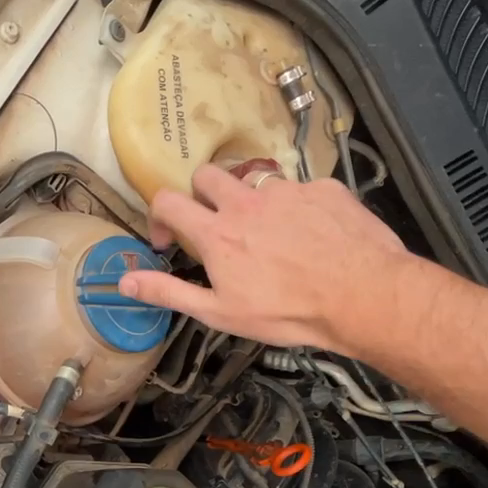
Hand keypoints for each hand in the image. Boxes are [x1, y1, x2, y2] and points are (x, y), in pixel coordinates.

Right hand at [118, 164, 418, 353]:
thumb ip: (168, 292)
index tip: (170, 241)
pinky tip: (308, 235)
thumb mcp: (218, 312)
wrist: (362, 296)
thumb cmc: (285, 312)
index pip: (168, 201)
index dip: (159, 216)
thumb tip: (124, 280)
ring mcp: (288, 190)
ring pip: (254, 180)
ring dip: (249, 200)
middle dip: (201, 195)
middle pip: (207, 174)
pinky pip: (299, 188)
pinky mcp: (324, 189)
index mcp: (216, 233)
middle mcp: (246, 202)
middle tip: (213, 225)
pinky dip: (294, 207)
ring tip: (266, 233)